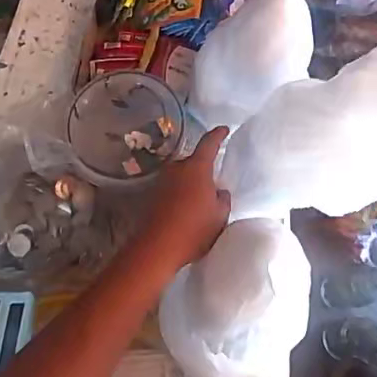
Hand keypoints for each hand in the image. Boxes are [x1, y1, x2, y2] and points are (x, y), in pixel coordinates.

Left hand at [131, 126, 231, 274]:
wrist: (157, 247)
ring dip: (190, 182)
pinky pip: (172, 188)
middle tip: (213, 181)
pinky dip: (180, 193)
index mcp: (196, 168)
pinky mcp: (152, 195)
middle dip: (203, 167)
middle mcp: (176, 168)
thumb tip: (218, 191)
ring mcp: (162, 181)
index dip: (218, 135)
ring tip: (200, 198)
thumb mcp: (220, 215)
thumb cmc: (194, 229)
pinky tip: (186, 208)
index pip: (209, 143)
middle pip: (193, 161)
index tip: (224, 129)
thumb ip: (223, 198)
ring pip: (181, 175)